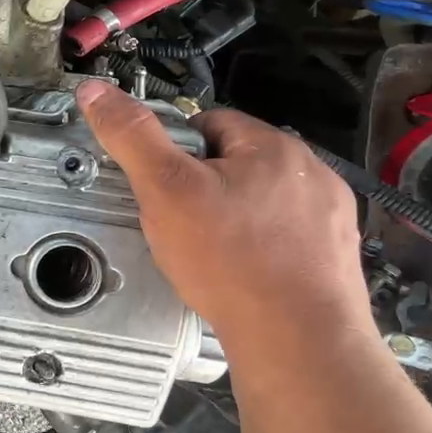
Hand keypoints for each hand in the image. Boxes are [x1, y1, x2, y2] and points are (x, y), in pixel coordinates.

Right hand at [73, 80, 370, 367]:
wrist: (299, 342)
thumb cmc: (230, 260)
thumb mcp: (163, 188)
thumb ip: (130, 135)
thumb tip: (96, 90)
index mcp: (274, 147)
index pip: (205, 122)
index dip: (171, 150)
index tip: (158, 183)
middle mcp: (312, 173)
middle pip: (230, 159)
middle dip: (198, 183)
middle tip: (175, 218)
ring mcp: (330, 217)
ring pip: (256, 197)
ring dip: (228, 213)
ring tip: (204, 247)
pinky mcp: (335, 255)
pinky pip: (280, 232)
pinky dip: (255, 243)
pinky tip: (237, 267)